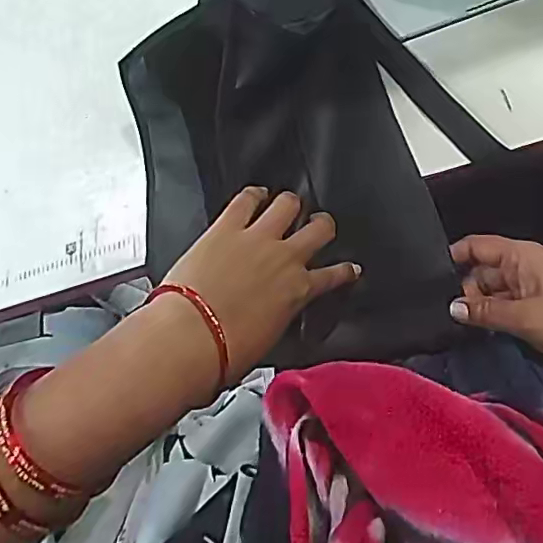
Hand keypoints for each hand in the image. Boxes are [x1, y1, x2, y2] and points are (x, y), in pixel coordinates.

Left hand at [163, 188, 361, 377]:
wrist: (193, 337)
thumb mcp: (268, 337)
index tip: (349, 267)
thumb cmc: (226, 349)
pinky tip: (255, 193)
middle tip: (318, 225)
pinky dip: (253, 193)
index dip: (344, 270)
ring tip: (289, 203)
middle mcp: (285, 259)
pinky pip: (246, 199)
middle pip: (319, 229)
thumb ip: (279, 315)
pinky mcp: (226, 227)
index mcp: (298, 291)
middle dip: (322, 225)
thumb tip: (273, 312)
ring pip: (288, 204)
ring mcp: (257, 238)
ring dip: (290, 203)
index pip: (332, 276)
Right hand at [448, 235, 542, 368]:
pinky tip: (488, 332)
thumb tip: (451, 307)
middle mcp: (526, 264)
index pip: (474, 246)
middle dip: (465, 291)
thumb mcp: (525, 318)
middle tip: (447, 317)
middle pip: (482, 271)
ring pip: (496, 291)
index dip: (451, 258)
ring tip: (462, 328)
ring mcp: (536, 285)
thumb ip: (485, 312)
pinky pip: (512, 305)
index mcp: (520, 255)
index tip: (429, 280)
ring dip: (483, 308)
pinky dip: (500, 316)